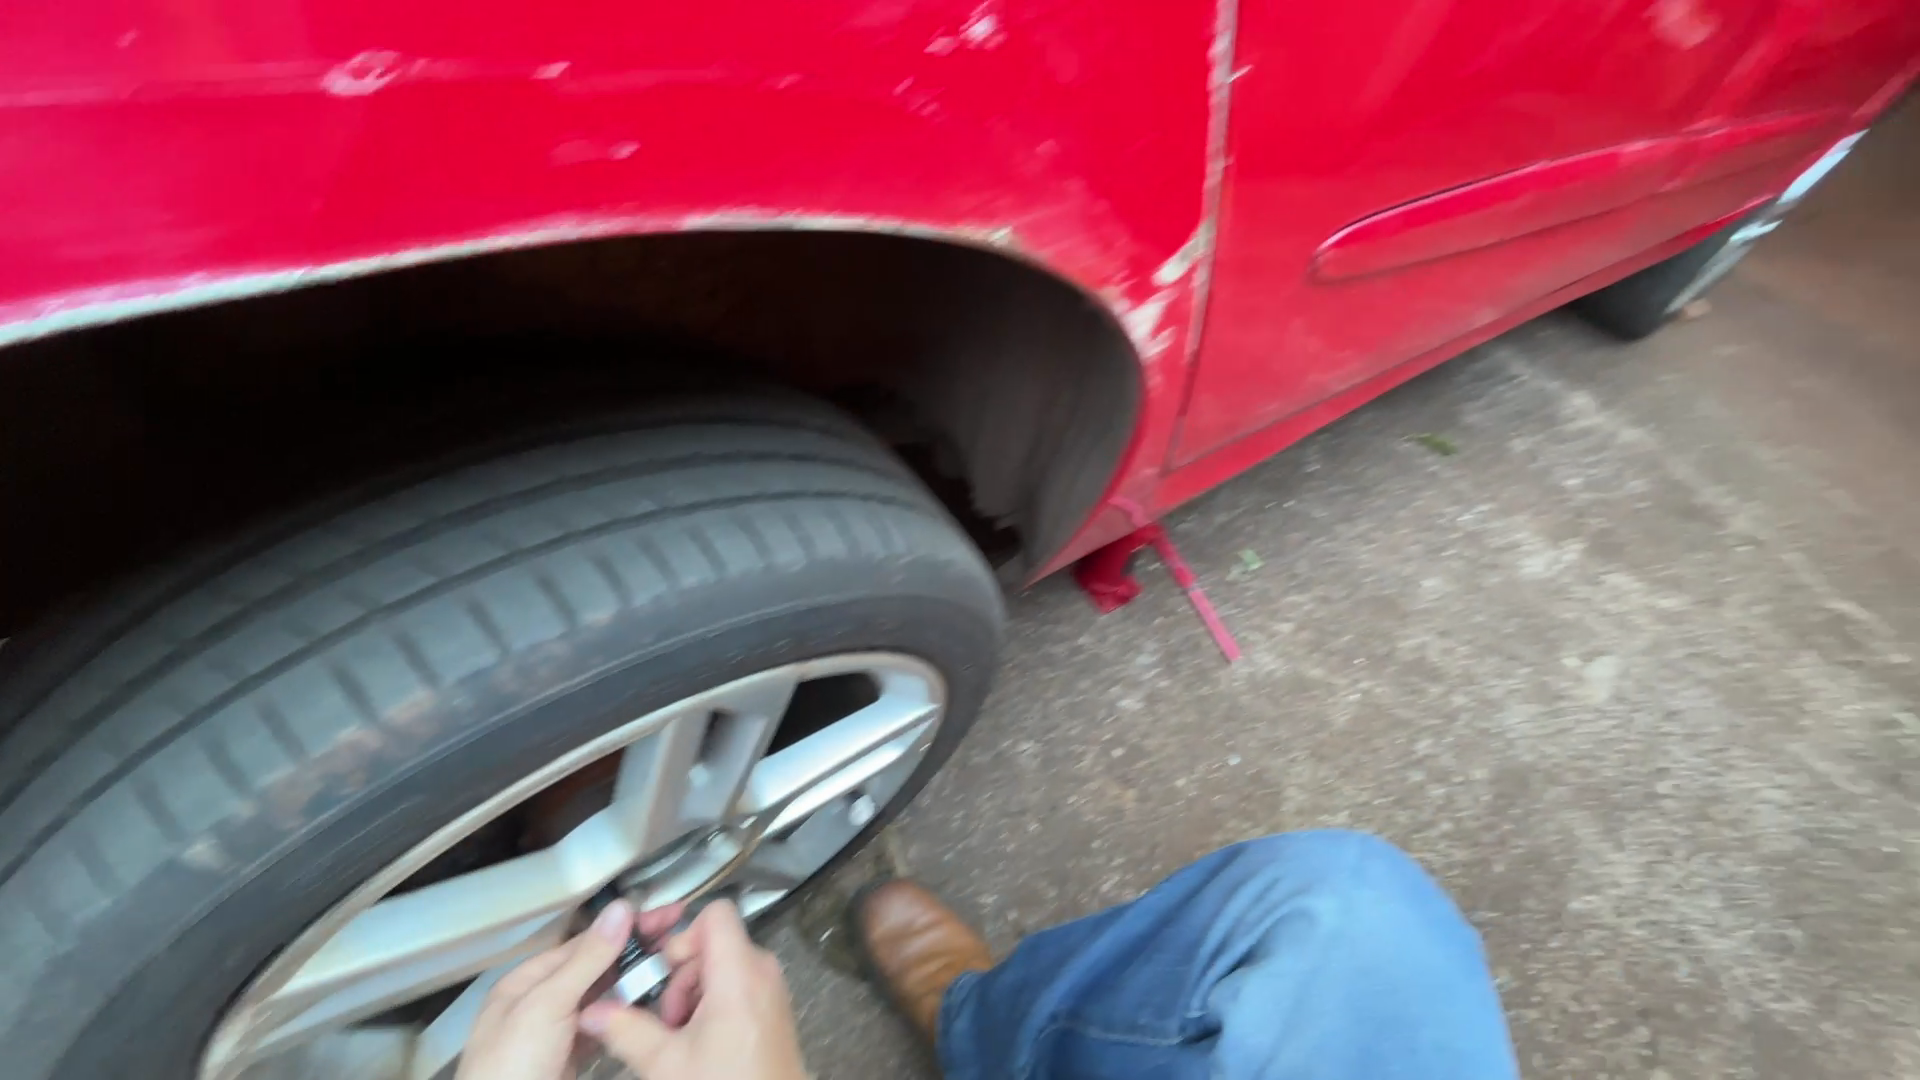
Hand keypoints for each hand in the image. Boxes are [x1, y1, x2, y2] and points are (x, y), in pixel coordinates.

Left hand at [456, 898, 684, 1079]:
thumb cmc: (513, 1070)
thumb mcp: (548, 1006)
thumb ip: (588, 958)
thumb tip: (622, 906)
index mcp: (528, 981)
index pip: (588, 942)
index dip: (628, 926)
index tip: (669, 916)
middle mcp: (542, 1001)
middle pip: (597, 966)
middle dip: (636, 951)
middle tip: (679, 939)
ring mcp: (557, 1032)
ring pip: (604, 995)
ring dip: (635, 980)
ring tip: (674, 966)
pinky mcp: (571, 1059)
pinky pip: (605, 1023)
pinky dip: (626, 1012)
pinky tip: (652, 1004)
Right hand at [578, 900, 807, 1079]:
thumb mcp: (666, 1064)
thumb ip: (626, 1030)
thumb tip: (590, 1011)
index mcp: (739, 970)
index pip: (716, 913)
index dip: (684, 935)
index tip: (665, 974)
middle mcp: (761, 967)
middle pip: (714, 942)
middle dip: (683, 977)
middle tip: (669, 1023)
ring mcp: (772, 985)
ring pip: (724, 964)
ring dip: (695, 994)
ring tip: (683, 1040)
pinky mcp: (774, 1003)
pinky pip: (740, 981)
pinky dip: (716, 1002)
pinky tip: (704, 1044)